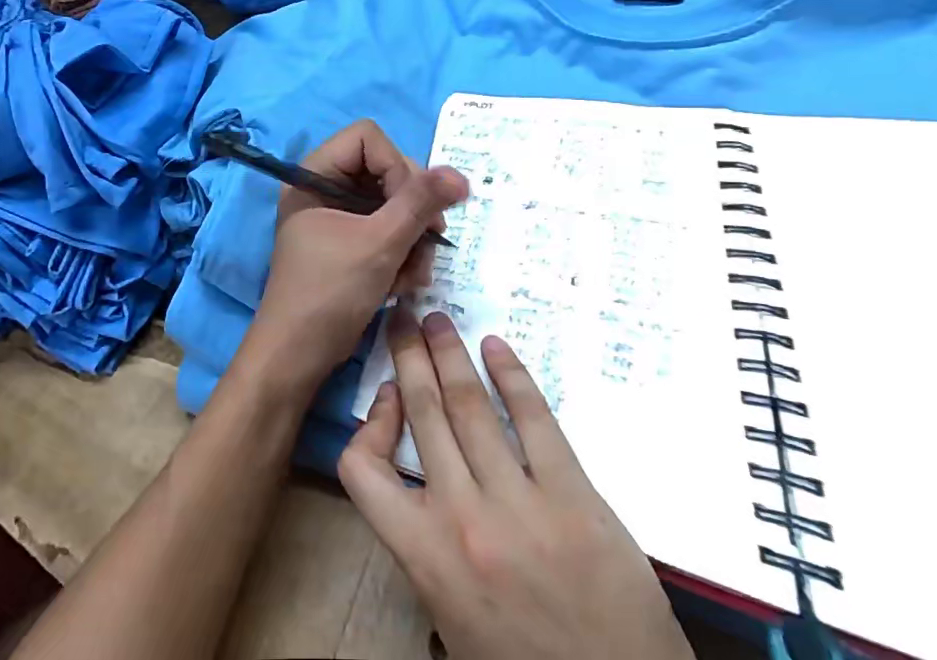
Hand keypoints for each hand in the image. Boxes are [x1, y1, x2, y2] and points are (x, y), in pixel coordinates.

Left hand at [241, 120, 468, 394]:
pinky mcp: (349, 243)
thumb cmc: (329, 293)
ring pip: (394, 204)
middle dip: (412, 209)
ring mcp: (337, 217)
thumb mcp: (379, 244)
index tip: (410, 206)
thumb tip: (458, 175)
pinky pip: (388, 230)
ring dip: (412, 239)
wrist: (299, 354)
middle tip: (428, 241)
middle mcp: (323, 189)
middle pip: (386, 169)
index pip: (368, 138)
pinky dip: (402, 254)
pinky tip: (403, 283)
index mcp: (313, 176)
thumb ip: (420, 204)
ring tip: (411, 273)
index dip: (397, 165)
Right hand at [338, 310, 693, 659]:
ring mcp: (519, 502)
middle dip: (408, 357)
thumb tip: (413, 494)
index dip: (368, 425)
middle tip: (402, 318)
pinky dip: (512, 378)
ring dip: (450, 355)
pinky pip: (536, 422)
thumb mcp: (447, 618)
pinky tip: (497, 349)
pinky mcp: (574, 496)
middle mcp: (462, 516)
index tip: (385, 400)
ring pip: (470, 407)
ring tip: (438, 320)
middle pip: (424, 414)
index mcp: (423, 553)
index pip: (362, 469)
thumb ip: (422, 551)